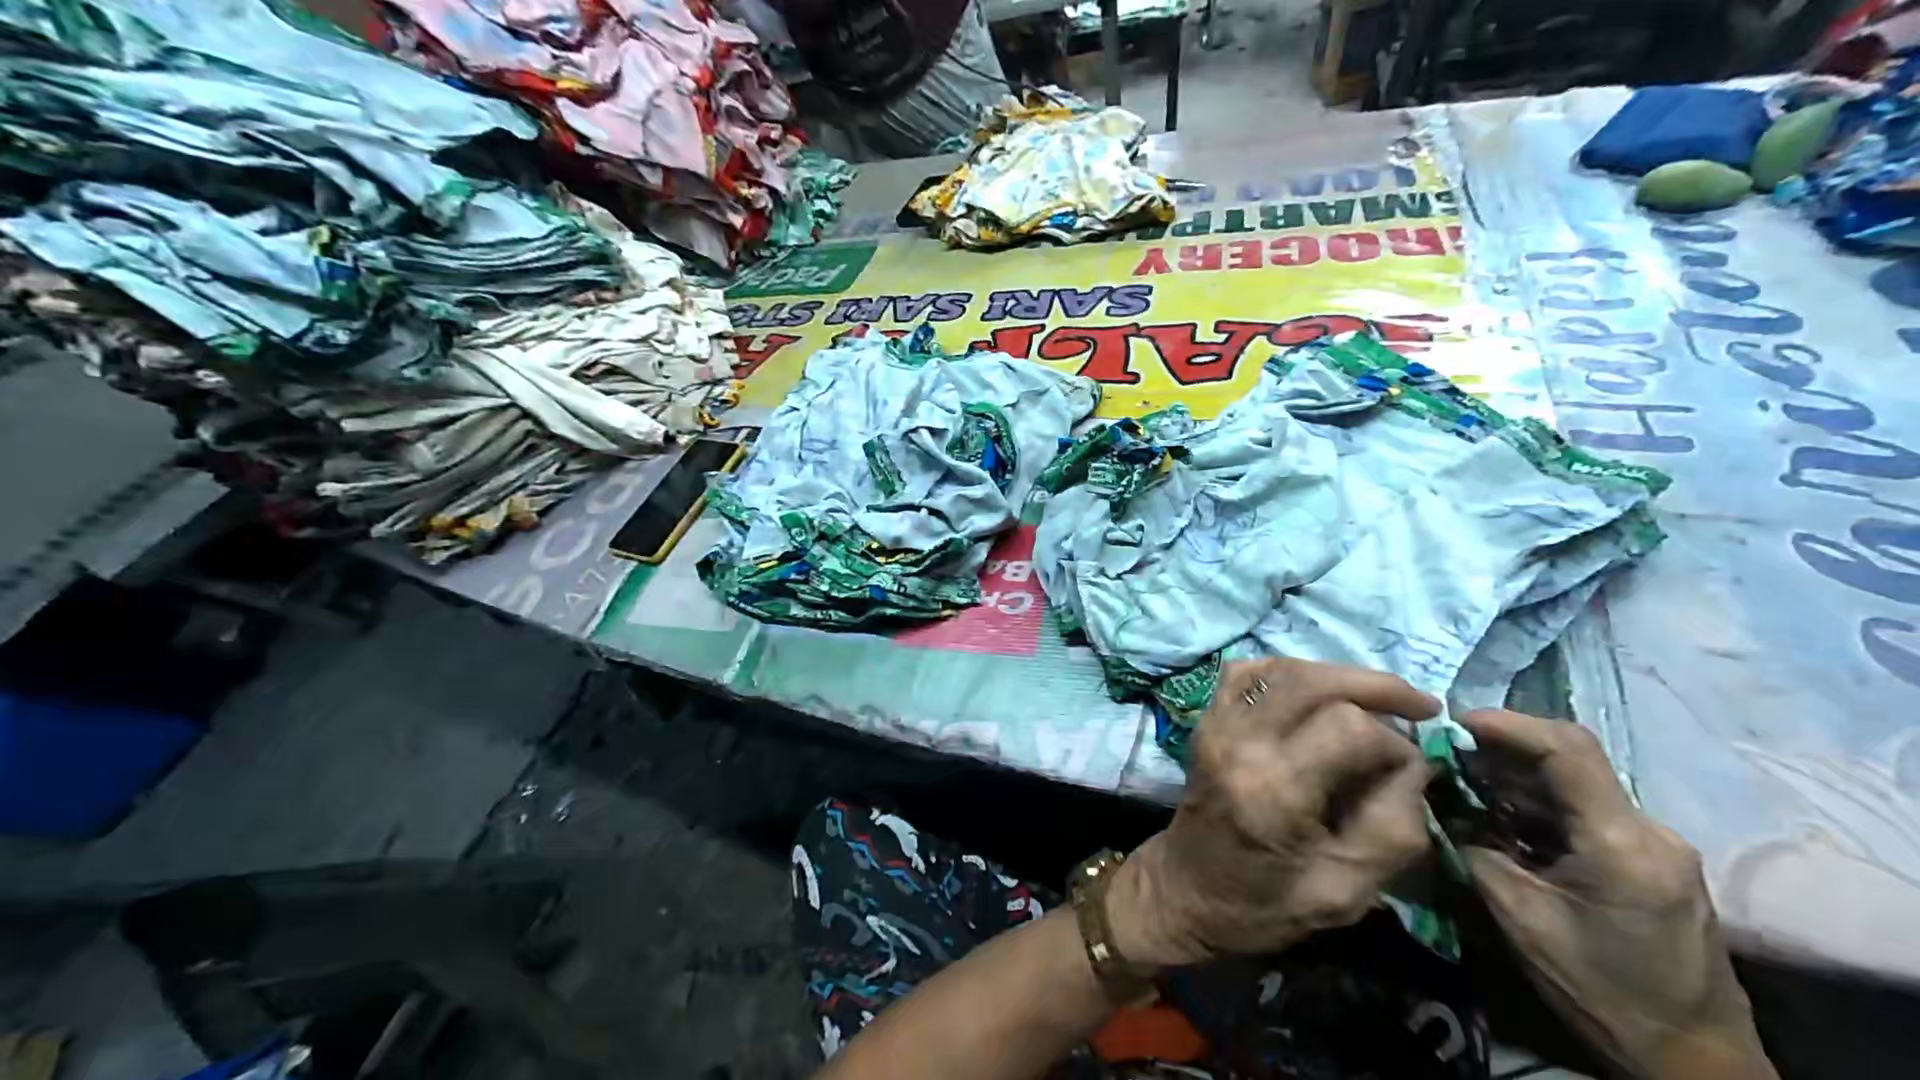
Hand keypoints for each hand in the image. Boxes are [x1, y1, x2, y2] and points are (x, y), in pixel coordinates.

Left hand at [1107, 658, 1441, 968]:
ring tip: (1377, 698)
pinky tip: (1318, 691)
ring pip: (1280, 668)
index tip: (1410, 769)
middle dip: (1375, 686)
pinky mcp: (1206, 720)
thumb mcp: (1346, 891)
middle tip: (1420, 706)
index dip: (1394, 742)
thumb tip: (1415, 762)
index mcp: (1274, 787)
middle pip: (1312, 681)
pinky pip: (1246, 672)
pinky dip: (1288, 672)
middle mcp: (1239, 741)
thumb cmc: (1266, 903)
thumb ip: (1392, 827)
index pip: (1348, 726)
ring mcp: (1215, 724)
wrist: (1187, 891)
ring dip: (1335, 674)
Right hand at [1458, 709, 1776, 1079]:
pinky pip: (1583, 809)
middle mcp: (1649, 831)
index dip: (1507, 723)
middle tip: (1445, 751)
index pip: (1568, 749)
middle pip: (1570, 760)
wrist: (1692, 1058)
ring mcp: (1655, 843)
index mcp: (1622, 843)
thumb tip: (1434, 798)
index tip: (1453, 719)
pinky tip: (1498, 815)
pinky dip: (1535, 802)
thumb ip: (1473, 846)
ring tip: (1460, 780)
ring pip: (1574, 783)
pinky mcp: (1649, 858)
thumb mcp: (1517, 916)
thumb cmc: (1599, 989)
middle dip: (1502, 747)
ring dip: (1514, 776)